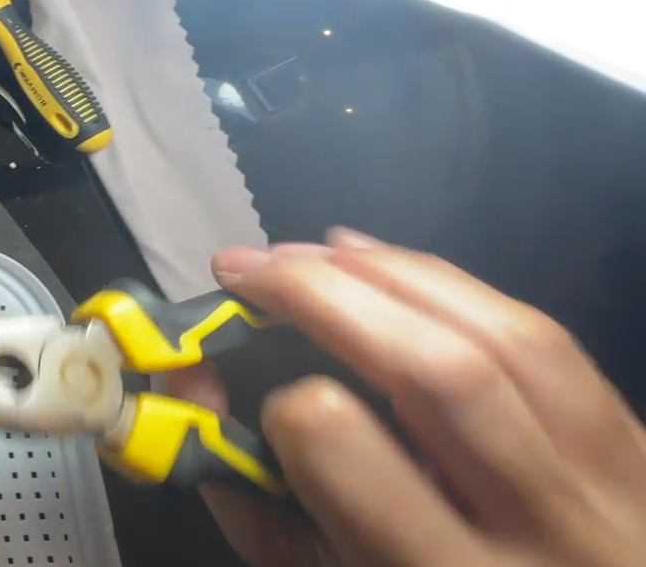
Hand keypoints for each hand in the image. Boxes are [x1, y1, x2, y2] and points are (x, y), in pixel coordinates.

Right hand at [168, 229, 645, 565]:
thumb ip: (233, 480)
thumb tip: (188, 370)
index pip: (344, 443)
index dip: (282, 399)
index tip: (241, 382)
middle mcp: (554, 535)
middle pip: (437, 369)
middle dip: (314, 290)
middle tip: (239, 266)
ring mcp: (619, 492)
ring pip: (505, 339)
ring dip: (381, 270)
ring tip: (299, 253)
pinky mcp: (642, 451)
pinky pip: (546, 339)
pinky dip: (442, 280)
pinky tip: (372, 259)